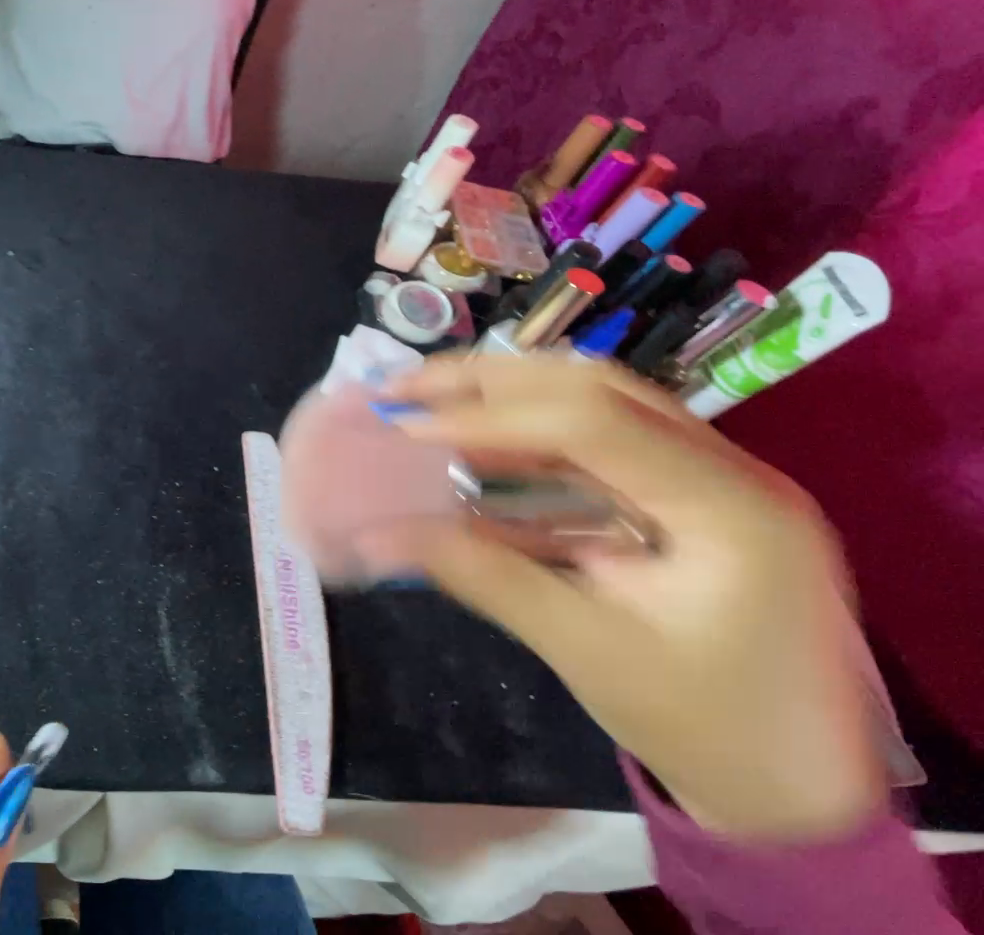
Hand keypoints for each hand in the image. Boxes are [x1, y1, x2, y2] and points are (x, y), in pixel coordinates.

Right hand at [363, 356, 883, 840]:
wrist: (791, 784)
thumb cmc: (702, 724)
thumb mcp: (585, 650)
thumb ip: (482, 576)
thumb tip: (375, 535)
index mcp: (729, 506)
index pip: (594, 422)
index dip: (490, 417)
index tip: (404, 427)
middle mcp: (727, 470)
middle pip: (596, 389)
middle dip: (490, 382)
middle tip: (401, 386)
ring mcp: (709, 480)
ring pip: (595, 405)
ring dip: (504, 399)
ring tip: (422, 400)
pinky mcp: (682, 500)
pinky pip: (595, 447)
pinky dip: (523, 440)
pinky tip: (468, 444)